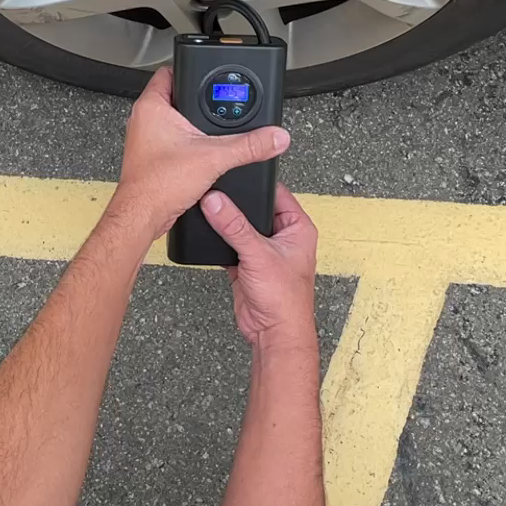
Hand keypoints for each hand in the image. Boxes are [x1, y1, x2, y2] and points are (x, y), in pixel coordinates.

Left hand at [109, 67, 290, 239]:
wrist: (142, 217)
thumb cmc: (157, 185)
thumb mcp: (214, 158)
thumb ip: (248, 145)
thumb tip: (273, 137)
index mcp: (151, 107)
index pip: (170, 72)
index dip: (191, 69)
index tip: (209, 73)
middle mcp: (143, 119)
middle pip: (175, 95)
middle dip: (197, 99)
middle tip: (216, 103)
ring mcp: (145, 138)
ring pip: (173, 119)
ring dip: (192, 123)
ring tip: (210, 128)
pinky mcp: (151, 156)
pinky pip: (172, 139)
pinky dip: (187, 142)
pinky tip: (201, 152)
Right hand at [200, 184, 318, 351]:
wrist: (273, 333)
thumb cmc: (285, 300)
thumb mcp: (258, 254)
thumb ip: (234, 226)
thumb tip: (216, 201)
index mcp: (297, 227)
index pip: (275, 192)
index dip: (256, 182)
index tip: (234, 171)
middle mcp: (282, 236)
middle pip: (254, 209)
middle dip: (236, 202)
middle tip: (215, 188)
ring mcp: (264, 250)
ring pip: (240, 226)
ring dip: (226, 222)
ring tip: (208, 208)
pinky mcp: (247, 263)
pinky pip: (229, 243)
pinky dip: (219, 240)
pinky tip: (207, 234)